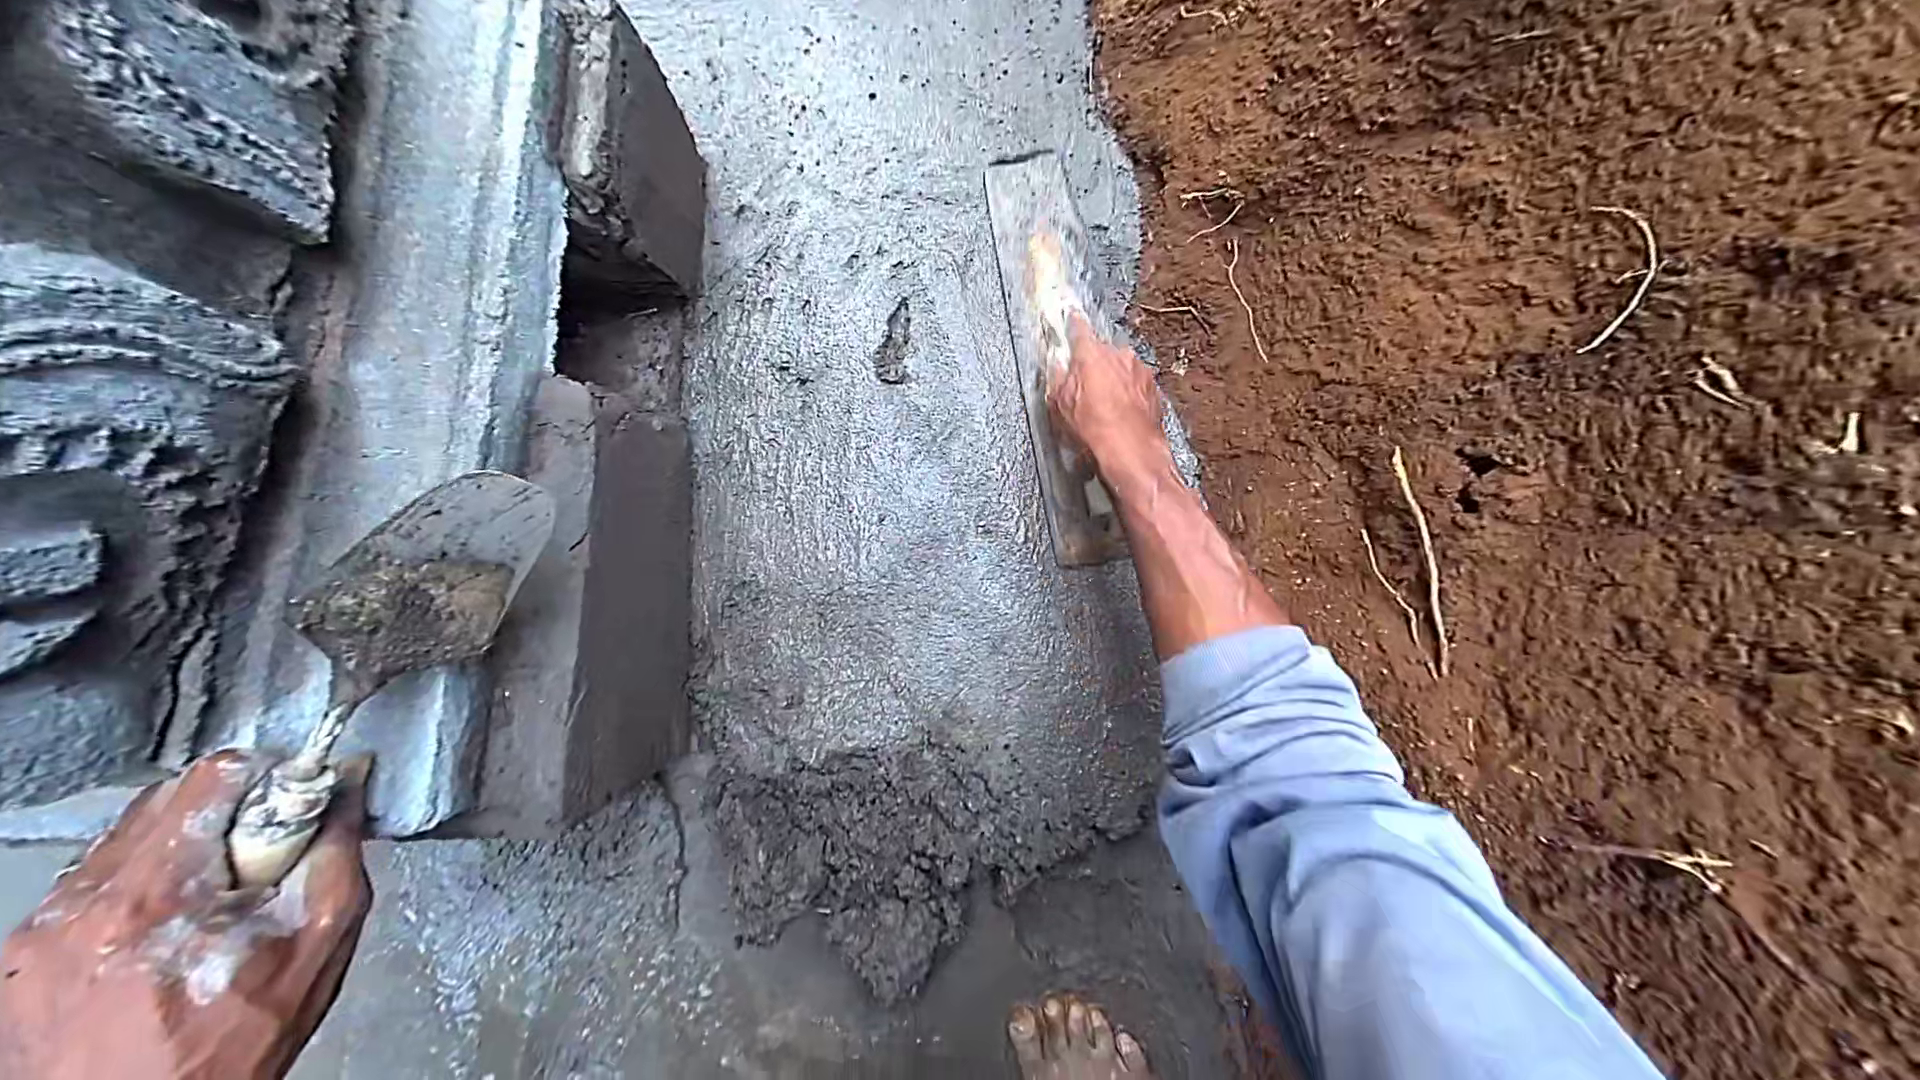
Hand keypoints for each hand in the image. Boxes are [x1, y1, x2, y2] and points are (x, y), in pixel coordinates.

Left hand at [0, 751, 371, 1079]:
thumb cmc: (236, 1039)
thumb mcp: (324, 934)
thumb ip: (339, 848)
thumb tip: (350, 783)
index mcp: (153, 895)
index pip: (211, 779)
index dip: (269, 777)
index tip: (297, 802)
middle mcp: (78, 906)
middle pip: (166, 800)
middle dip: (231, 808)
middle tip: (270, 850)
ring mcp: (36, 935)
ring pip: (129, 835)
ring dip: (190, 841)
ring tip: (227, 891)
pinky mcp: (21, 957)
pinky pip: (96, 878)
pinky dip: (150, 876)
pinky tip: (183, 917)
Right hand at [1048, 313, 1175, 490]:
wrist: (1132, 451)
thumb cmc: (1097, 430)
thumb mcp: (1060, 405)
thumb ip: (1057, 377)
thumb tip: (1057, 366)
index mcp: (1092, 354)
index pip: (1078, 328)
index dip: (1072, 323)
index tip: (1070, 316)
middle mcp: (1119, 355)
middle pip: (1101, 352)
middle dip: (1092, 367)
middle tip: (1082, 392)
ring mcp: (1139, 371)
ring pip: (1120, 370)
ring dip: (1112, 383)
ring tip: (1102, 410)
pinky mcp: (1153, 388)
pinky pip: (1135, 386)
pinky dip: (1127, 396)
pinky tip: (1119, 415)